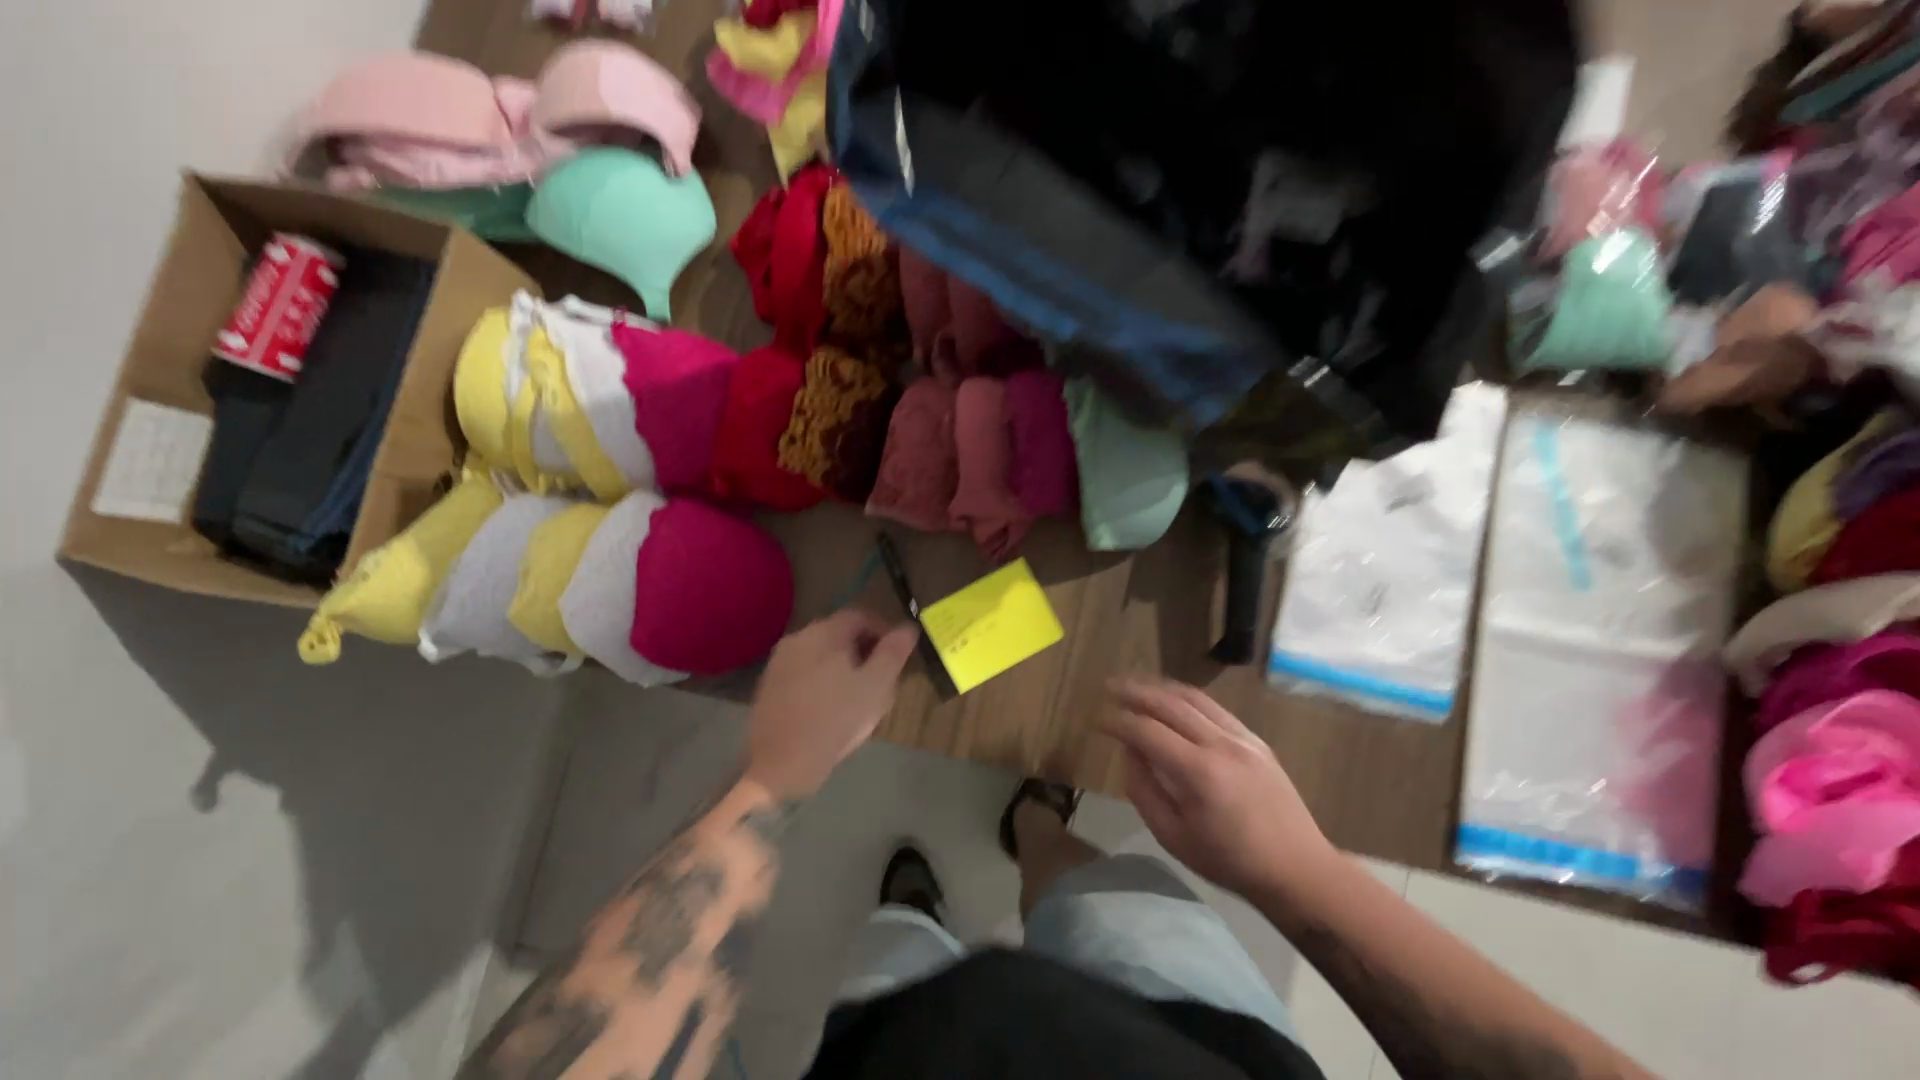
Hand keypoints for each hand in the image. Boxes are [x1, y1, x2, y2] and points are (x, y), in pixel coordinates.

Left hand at [744, 610, 919, 800]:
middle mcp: (797, 639)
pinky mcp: (769, 687)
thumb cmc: (834, 721)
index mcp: (823, 633)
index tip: (898, 657)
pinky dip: (823, 682)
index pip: (860, 616)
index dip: (884, 631)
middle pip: (839, 634)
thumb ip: (893, 653)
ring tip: (859, 700)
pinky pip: (805, 673)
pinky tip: (831, 710)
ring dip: (844, 669)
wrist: (779, 765)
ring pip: (822, 655)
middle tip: (882, 681)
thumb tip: (908, 627)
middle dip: (864, 652)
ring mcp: (779, 663)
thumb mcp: (875, 687)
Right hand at [1101, 679, 1337, 899]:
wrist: (1296, 868)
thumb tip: (1129, 752)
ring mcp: (1243, 738)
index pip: (1147, 732)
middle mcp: (1221, 744)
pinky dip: (1188, 699)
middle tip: (1110, 687)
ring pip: (1195, 699)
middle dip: (1136, 693)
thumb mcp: (1173, 837)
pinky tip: (1175, 702)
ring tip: (1137, 686)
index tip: (1099, 720)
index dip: (1119, 722)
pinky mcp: (1256, 741)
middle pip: (1171, 705)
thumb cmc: (1229, 861)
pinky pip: (1215, 709)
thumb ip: (1144, 790)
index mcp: (1198, 772)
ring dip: (1162, 688)